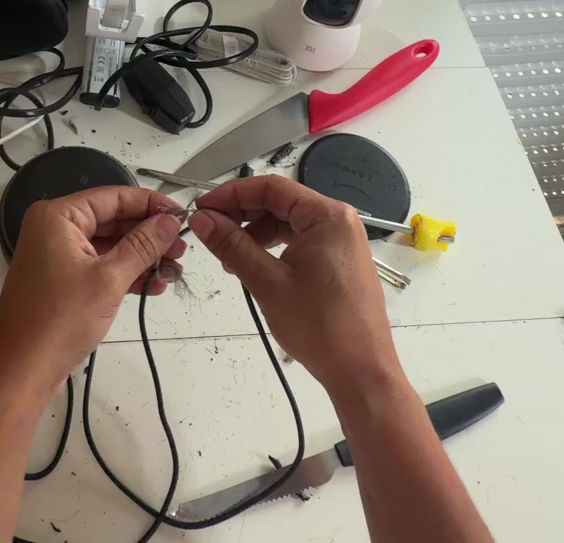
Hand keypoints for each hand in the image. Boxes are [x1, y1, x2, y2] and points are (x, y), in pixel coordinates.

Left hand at [0, 186, 187, 396]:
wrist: (21, 372)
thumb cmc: (56, 322)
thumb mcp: (108, 279)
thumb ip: (143, 245)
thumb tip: (168, 221)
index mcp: (58, 217)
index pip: (113, 197)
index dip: (149, 203)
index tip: (179, 212)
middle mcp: (55, 229)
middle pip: (112, 220)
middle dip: (148, 234)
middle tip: (180, 246)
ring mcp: (58, 255)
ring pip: (109, 245)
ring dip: (141, 257)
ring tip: (172, 269)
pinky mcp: (63, 279)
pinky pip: (100, 265)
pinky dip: (125, 273)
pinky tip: (152, 285)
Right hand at [188, 175, 401, 396]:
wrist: (362, 374)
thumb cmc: (320, 327)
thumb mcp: (268, 283)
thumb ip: (231, 245)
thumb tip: (201, 219)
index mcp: (327, 216)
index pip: (271, 188)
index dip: (232, 194)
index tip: (202, 207)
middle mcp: (338, 220)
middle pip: (279, 202)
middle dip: (241, 214)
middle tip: (209, 230)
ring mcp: (340, 240)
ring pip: (286, 222)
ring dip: (254, 232)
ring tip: (227, 256)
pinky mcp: (338, 260)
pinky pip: (298, 240)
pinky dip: (272, 247)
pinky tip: (251, 264)